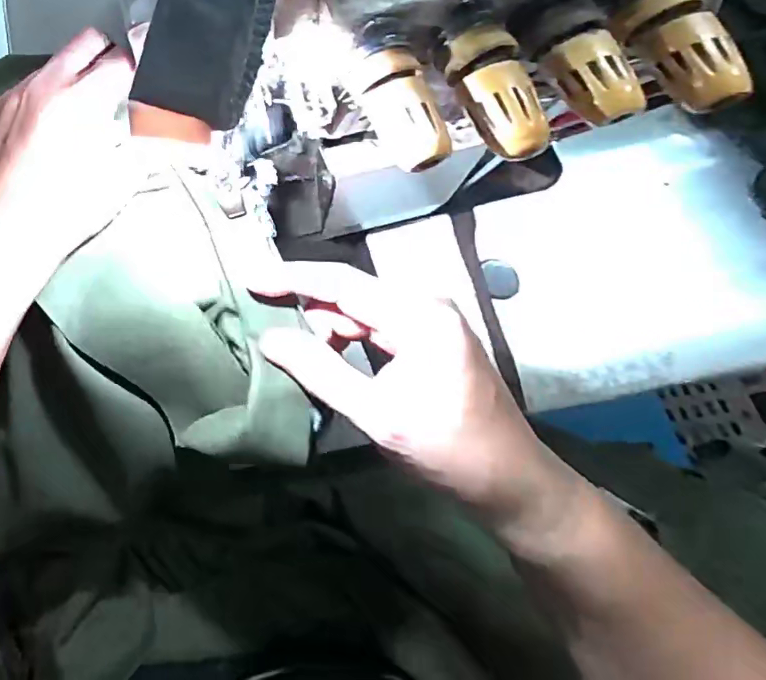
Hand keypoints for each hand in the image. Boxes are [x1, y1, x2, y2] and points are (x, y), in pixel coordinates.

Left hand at [0, 29, 137, 306]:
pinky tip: (53, 125)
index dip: (144, 61)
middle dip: (111, 52)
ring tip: (88, 104)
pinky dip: (49, 93)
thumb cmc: (65, 213)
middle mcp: (42, 85)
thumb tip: (165, 124)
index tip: (153, 66)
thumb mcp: (121, 178)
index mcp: (77, 100)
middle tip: (125, 76)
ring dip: (78, 72)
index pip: (122, 59)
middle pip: (88, 41)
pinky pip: (29, 85)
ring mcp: (13, 95)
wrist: (1, 238)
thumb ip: (145, 140)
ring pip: (55, 61)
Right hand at [253, 262, 592, 545]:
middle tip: (277, 342)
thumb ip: (319, 371)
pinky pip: (374, 322)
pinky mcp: (429, 333)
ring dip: (328, 329)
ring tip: (304, 359)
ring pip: (359, 308)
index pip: (342, 283)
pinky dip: (347, 338)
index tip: (251, 280)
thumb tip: (269, 340)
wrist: (514, 485)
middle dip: (309, 312)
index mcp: (419, 315)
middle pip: (349, 292)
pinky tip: (331, 359)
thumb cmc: (450, 452)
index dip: (292, 279)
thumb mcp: (377, 416)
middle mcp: (425, 303)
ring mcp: (430, 317)